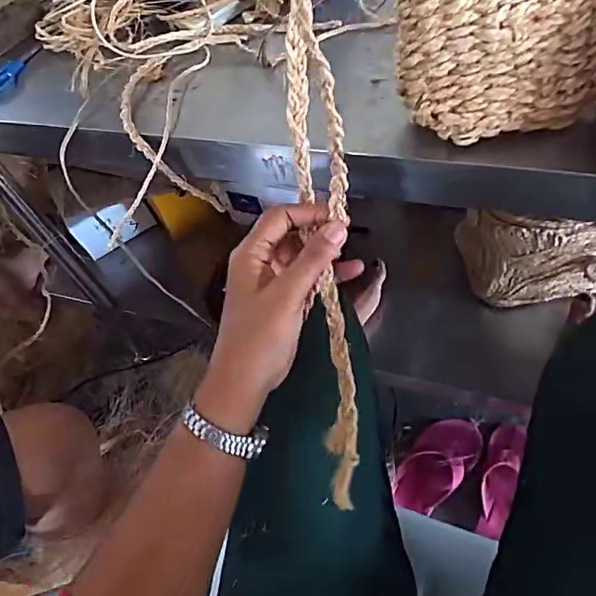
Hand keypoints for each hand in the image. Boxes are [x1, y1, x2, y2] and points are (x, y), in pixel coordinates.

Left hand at [201, 204, 348, 427]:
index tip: (338, 217)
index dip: (308, 212)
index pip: (280, 217)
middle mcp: (259, 262)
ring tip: (352, 255)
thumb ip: (313, 259)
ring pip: (300, 255)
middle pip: (290, 234)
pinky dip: (325, 274)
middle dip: (319, 231)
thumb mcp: (288, 295)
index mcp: (251, 254)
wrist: (243, 383)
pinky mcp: (282, 300)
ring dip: (325, 253)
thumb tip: (338, 226)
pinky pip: (305, 277)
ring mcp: (270, 281)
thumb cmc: (259, 337)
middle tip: (347, 233)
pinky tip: (350, 274)